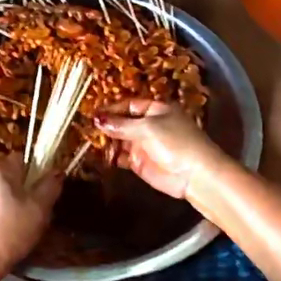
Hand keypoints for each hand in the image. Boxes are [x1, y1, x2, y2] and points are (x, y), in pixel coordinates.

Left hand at [0, 154, 59, 277]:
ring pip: (10, 185)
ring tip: (32, 216)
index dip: (40, 168)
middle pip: (17, 171)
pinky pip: (1, 196)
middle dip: (32, 185)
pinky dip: (12, 205)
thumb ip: (51, 185)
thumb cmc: (13, 228)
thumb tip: (57, 171)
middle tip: (43, 204)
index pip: (24, 157)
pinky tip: (19, 222)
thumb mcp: (39, 206)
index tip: (49, 185)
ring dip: (23, 197)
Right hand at [94, 100, 224, 201]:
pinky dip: (109, 155)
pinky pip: (119, 156)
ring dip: (105, 140)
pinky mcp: (138, 162)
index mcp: (156, 110)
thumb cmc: (176, 143)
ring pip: (118, 139)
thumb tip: (97, 120)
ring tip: (87, 140)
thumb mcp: (148, 128)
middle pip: (121, 121)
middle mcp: (148, 125)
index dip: (111, 108)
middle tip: (85, 127)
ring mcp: (143, 144)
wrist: (195, 175)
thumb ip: (121, 124)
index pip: (128, 105)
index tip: (93, 113)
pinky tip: (96, 154)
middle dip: (106, 124)